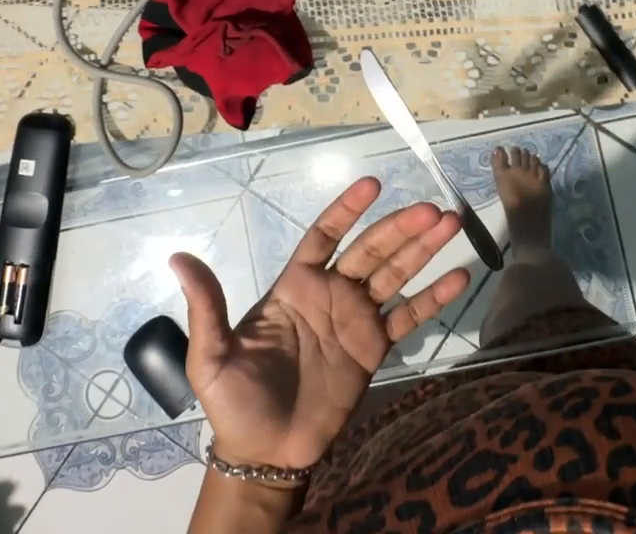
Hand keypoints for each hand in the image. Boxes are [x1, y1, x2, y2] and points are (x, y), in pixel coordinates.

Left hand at [169, 177, 471, 470]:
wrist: (266, 451)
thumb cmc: (236, 400)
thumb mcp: (211, 355)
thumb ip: (205, 305)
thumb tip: (177, 256)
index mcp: (296, 286)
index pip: (325, 236)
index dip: (347, 210)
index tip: (373, 184)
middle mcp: (332, 293)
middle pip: (371, 249)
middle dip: (401, 227)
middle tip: (433, 209)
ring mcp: (357, 318)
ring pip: (395, 273)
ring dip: (422, 248)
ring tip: (451, 223)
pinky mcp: (376, 346)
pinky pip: (409, 315)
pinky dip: (434, 296)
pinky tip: (458, 276)